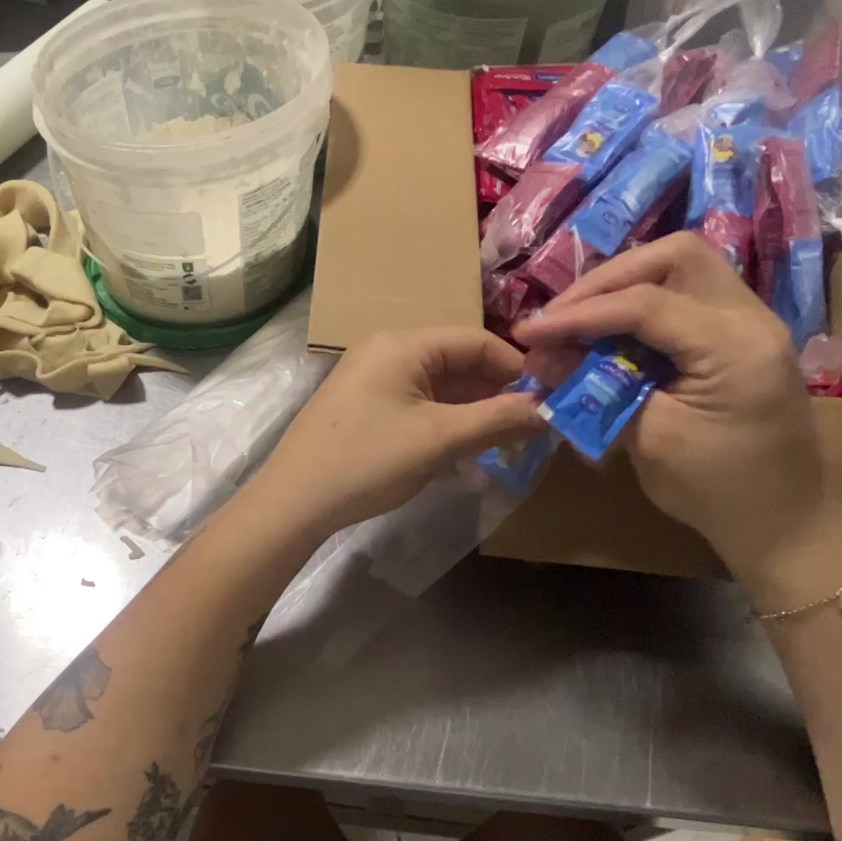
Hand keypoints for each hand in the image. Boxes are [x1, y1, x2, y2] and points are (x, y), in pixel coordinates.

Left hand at [252, 327, 541, 534]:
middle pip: (456, 362)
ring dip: (469, 412)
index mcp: (403, 344)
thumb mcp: (439, 440)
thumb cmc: (368, 461)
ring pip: (436, 387)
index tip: (547, 401)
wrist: (294, 500)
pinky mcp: (359, 407)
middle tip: (528, 429)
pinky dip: (441, 423)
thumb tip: (547, 411)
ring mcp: (368, 379)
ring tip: (500, 445)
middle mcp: (384, 351)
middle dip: (494, 394)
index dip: (516, 369)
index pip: (477, 341)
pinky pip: (414, 404)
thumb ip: (497, 421)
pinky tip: (459, 451)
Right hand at [513, 234, 834, 572]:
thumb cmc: (714, 489)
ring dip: (624, 287)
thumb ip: (594, 387)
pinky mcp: (740, 337)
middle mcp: (752, 317)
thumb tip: (538, 354)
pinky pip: (687, 297)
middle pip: (675, 257)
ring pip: (683, 269)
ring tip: (577, 321)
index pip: (645, 304)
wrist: (779, 522)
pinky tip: (609, 334)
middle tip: (559, 316)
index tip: (527, 333)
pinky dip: (642, 306)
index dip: (578, 314)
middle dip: (606, 280)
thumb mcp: (646, 439)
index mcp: (735, 346)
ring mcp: (751, 322)